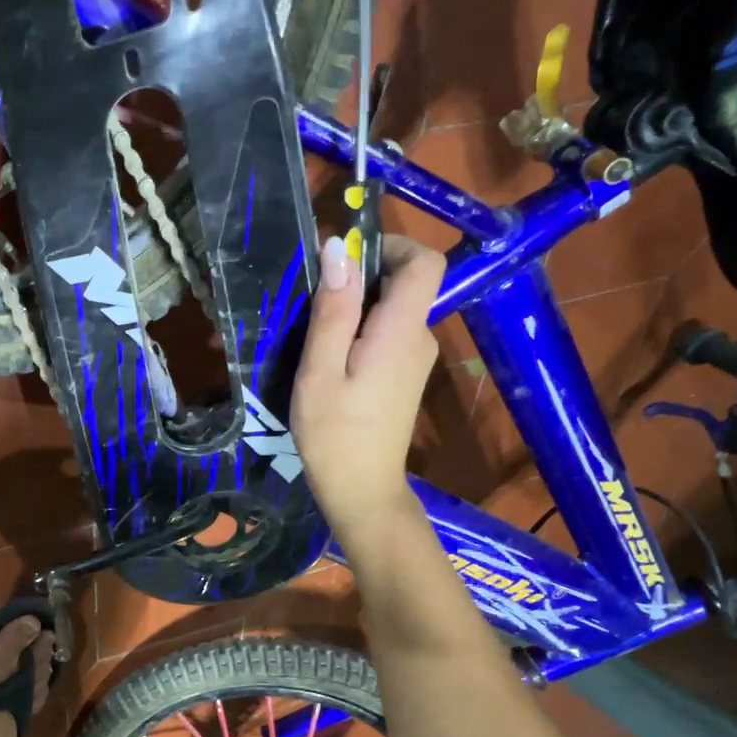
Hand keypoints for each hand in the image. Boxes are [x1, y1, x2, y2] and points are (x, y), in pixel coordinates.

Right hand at [291, 233, 445, 530]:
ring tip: (312, 335)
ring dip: (356, 308)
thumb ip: (333, 310)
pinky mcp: (405, 377)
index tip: (345, 257)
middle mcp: (419, 337)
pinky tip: (327, 361)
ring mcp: (415, 359)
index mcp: (401, 331)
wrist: (361, 490)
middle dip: (363, 278)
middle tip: (313, 301)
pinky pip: (387, 335)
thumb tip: (338, 249)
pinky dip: (360, 332)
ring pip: (393, 311)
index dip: (391, 246)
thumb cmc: (334, 433)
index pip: (424, 262)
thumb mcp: (320, 371)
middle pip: (406, 284)